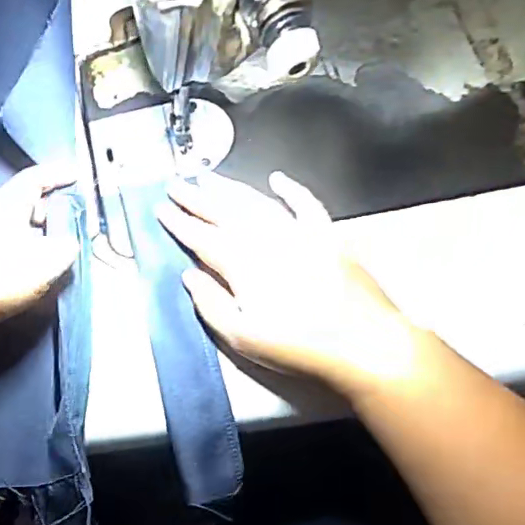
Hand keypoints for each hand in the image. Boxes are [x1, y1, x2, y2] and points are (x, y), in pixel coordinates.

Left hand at [0, 165, 79, 340]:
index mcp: (8, 204)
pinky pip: (4, 238)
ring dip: (35, 228)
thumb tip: (69, 242)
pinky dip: (22, 243)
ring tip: (52, 245)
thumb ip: (68, 247)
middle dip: (48, 204)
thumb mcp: (47, 263)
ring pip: (13, 221)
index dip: (58, 174)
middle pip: (23, 198)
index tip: (76, 176)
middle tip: (68, 217)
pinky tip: (28, 264)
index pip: (35, 177)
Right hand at [159, 172, 424, 395]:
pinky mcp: (327, 235)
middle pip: (225, 213)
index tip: (161, 209)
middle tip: (176, 185)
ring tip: (209, 179)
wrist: (362, 342)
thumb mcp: (241, 336)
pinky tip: (277, 180)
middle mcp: (268, 238)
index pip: (202, 237)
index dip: (179, 223)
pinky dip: (291, 190)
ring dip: (230, 189)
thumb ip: (211, 303)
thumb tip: (189, 275)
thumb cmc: (297, 345)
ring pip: (258, 202)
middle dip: (197, 198)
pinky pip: (306, 204)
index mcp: (242, 263)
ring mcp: (299, 233)